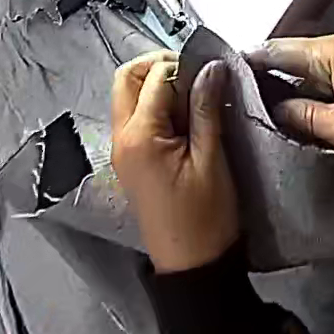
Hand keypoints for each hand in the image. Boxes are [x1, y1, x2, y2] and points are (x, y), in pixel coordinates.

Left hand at [110, 52, 240, 272]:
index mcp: (139, 136)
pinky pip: (135, 115)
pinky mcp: (131, 158)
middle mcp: (121, 137)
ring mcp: (122, 148)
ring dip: (157, 84)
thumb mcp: (211, 159)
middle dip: (160, 66)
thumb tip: (212, 66)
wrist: (192, 268)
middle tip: (196, 76)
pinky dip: (156, 104)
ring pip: (129, 94)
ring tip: (194, 97)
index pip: (155, 78)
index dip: (185, 68)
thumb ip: (206, 108)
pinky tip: (185, 116)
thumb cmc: (205, 217)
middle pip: (127, 78)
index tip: (212, 75)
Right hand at [249, 34, 333, 184]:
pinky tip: (299, 120)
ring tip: (257, 116)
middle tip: (234, 105)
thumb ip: (308, 118)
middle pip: (294, 59)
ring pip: (313, 75)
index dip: (250, 62)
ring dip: (291, 92)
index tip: (220, 79)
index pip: (279, 49)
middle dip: (267, 80)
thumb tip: (276, 109)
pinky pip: (333, 85)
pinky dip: (314, 99)